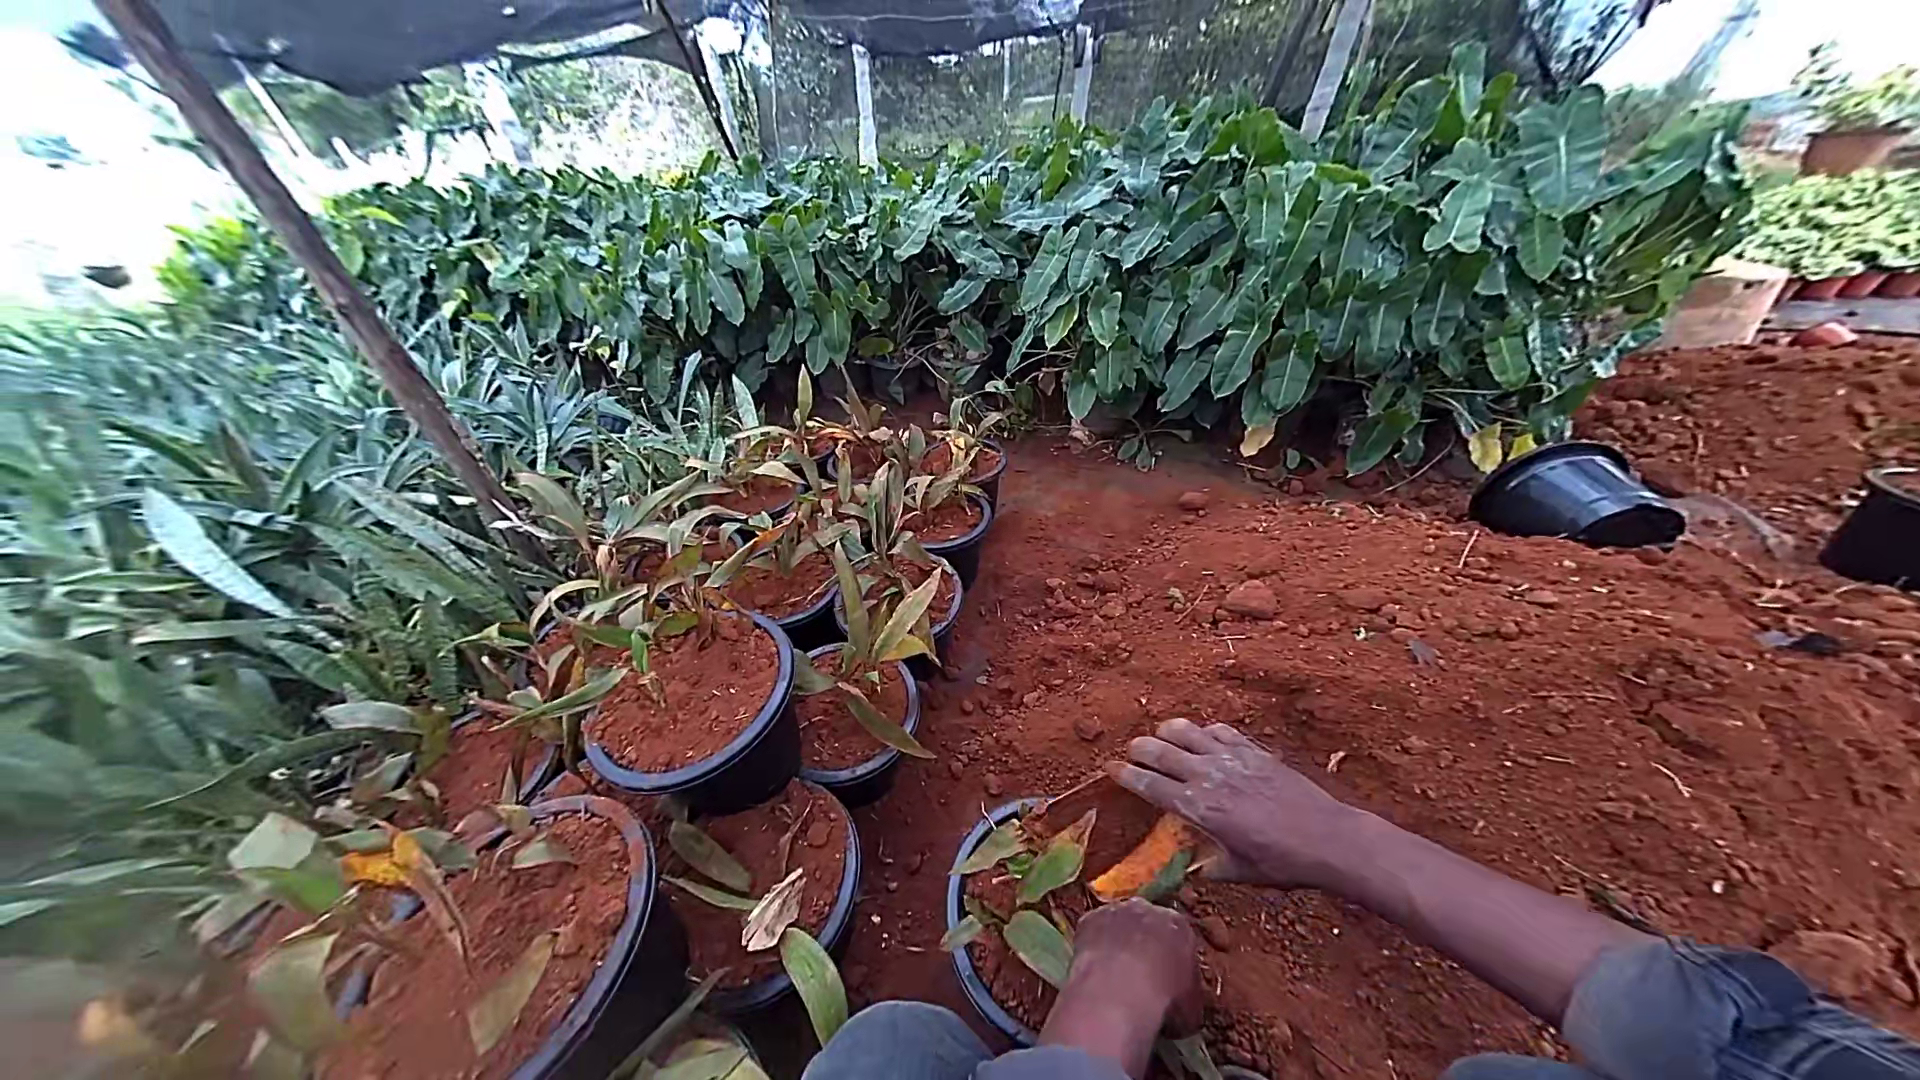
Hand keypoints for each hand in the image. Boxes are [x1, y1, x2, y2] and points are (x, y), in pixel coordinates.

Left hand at [1040, 898, 1201, 1075]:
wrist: (1121, 988)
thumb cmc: (1164, 1000)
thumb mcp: (1191, 1008)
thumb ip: (1186, 995)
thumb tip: (1178, 1004)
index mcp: (1178, 925)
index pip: (1178, 937)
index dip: (1172, 960)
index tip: (1169, 981)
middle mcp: (1145, 909)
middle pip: (1146, 924)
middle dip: (1144, 945)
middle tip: (1140, 977)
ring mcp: (1113, 910)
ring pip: (1116, 924)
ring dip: (1116, 944)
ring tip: (1115, 978)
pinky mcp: (1088, 919)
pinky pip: (1093, 932)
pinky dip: (1094, 948)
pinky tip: (1095, 973)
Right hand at [1109, 718, 1360, 889]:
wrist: (1330, 838)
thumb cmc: (1284, 862)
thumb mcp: (1240, 871)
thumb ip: (1211, 866)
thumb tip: (1193, 867)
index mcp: (1199, 808)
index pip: (1149, 784)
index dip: (1125, 774)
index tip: (1110, 768)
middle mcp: (1208, 776)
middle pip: (1157, 749)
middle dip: (1138, 748)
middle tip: (1132, 752)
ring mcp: (1230, 758)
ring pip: (1184, 730)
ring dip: (1166, 731)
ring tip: (1161, 737)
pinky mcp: (1252, 749)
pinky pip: (1218, 730)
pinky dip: (1205, 731)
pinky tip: (1204, 739)